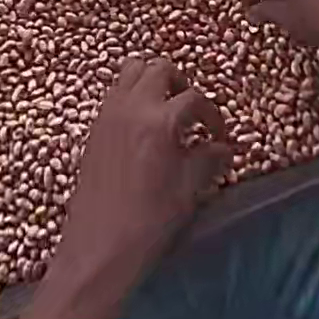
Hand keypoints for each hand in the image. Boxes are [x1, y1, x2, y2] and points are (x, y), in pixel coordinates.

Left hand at [53, 57, 230, 287]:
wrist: (97, 249)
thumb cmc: (147, 223)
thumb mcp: (186, 191)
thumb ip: (206, 160)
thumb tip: (222, 148)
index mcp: (159, 121)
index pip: (194, 99)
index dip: (212, 116)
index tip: (218, 135)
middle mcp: (132, 106)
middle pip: (160, 69)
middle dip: (181, 85)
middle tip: (191, 112)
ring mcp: (110, 112)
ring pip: (133, 70)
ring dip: (153, 81)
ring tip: (165, 109)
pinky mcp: (95, 124)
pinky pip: (116, 90)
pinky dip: (133, 93)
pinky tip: (143, 124)